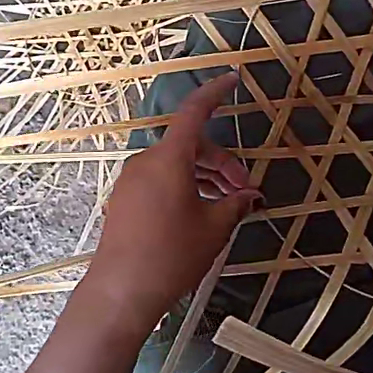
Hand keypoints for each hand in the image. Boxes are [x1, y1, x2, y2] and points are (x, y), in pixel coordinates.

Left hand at [79, 73, 261, 333]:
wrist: (120, 292)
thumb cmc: (172, 254)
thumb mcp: (213, 228)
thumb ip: (235, 204)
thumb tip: (251, 196)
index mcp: (169, 158)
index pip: (195, 112)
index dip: (216, 93)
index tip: (233, 80)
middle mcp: (146, 161)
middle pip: (191, 146)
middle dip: (222, 163)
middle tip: (244, 190)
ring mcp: (132, 181)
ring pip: (176, 164)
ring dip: (205, 177)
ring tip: (226, 205)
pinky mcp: (125, 200)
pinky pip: (160, 180)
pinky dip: (185, 186)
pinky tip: (200, 211)